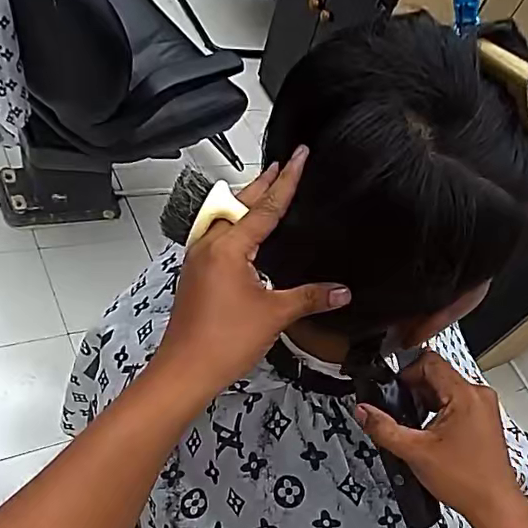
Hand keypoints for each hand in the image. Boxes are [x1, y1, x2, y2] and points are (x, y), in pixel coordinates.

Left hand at [154, 147, 350, 398]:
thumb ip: (310, 298)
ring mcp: (198, 260)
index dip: (287, 181)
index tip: (299, 158)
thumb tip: (341, 291)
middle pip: (240, 204)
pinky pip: (217, 237)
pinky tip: (244, 236)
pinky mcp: (196, 275)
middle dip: (263, 184)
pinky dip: (235, 226)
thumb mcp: (275, 315)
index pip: (265, 206)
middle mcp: (208, 246)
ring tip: (264, 192)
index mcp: (228, 248)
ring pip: (225, 219)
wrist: (186, 369)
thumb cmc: (221, 342)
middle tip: (282, 166)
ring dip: (246, 203)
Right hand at [352, 351, 527, 525]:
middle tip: (402, 413)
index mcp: (465, 394)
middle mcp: (479, 396)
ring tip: (417, 429)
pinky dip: (440, 414)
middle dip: (414, 392)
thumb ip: (383, 428)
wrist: (494, 504)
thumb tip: (364, 411)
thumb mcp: (414, 452)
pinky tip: (432, 436)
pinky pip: (457, 404)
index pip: (429, 361)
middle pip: (437, 374)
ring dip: (426, 404)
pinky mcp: (485, 420)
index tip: (394, 391)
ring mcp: (484, 408)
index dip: (405, 373)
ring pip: (446, 390)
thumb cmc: (468, 481)